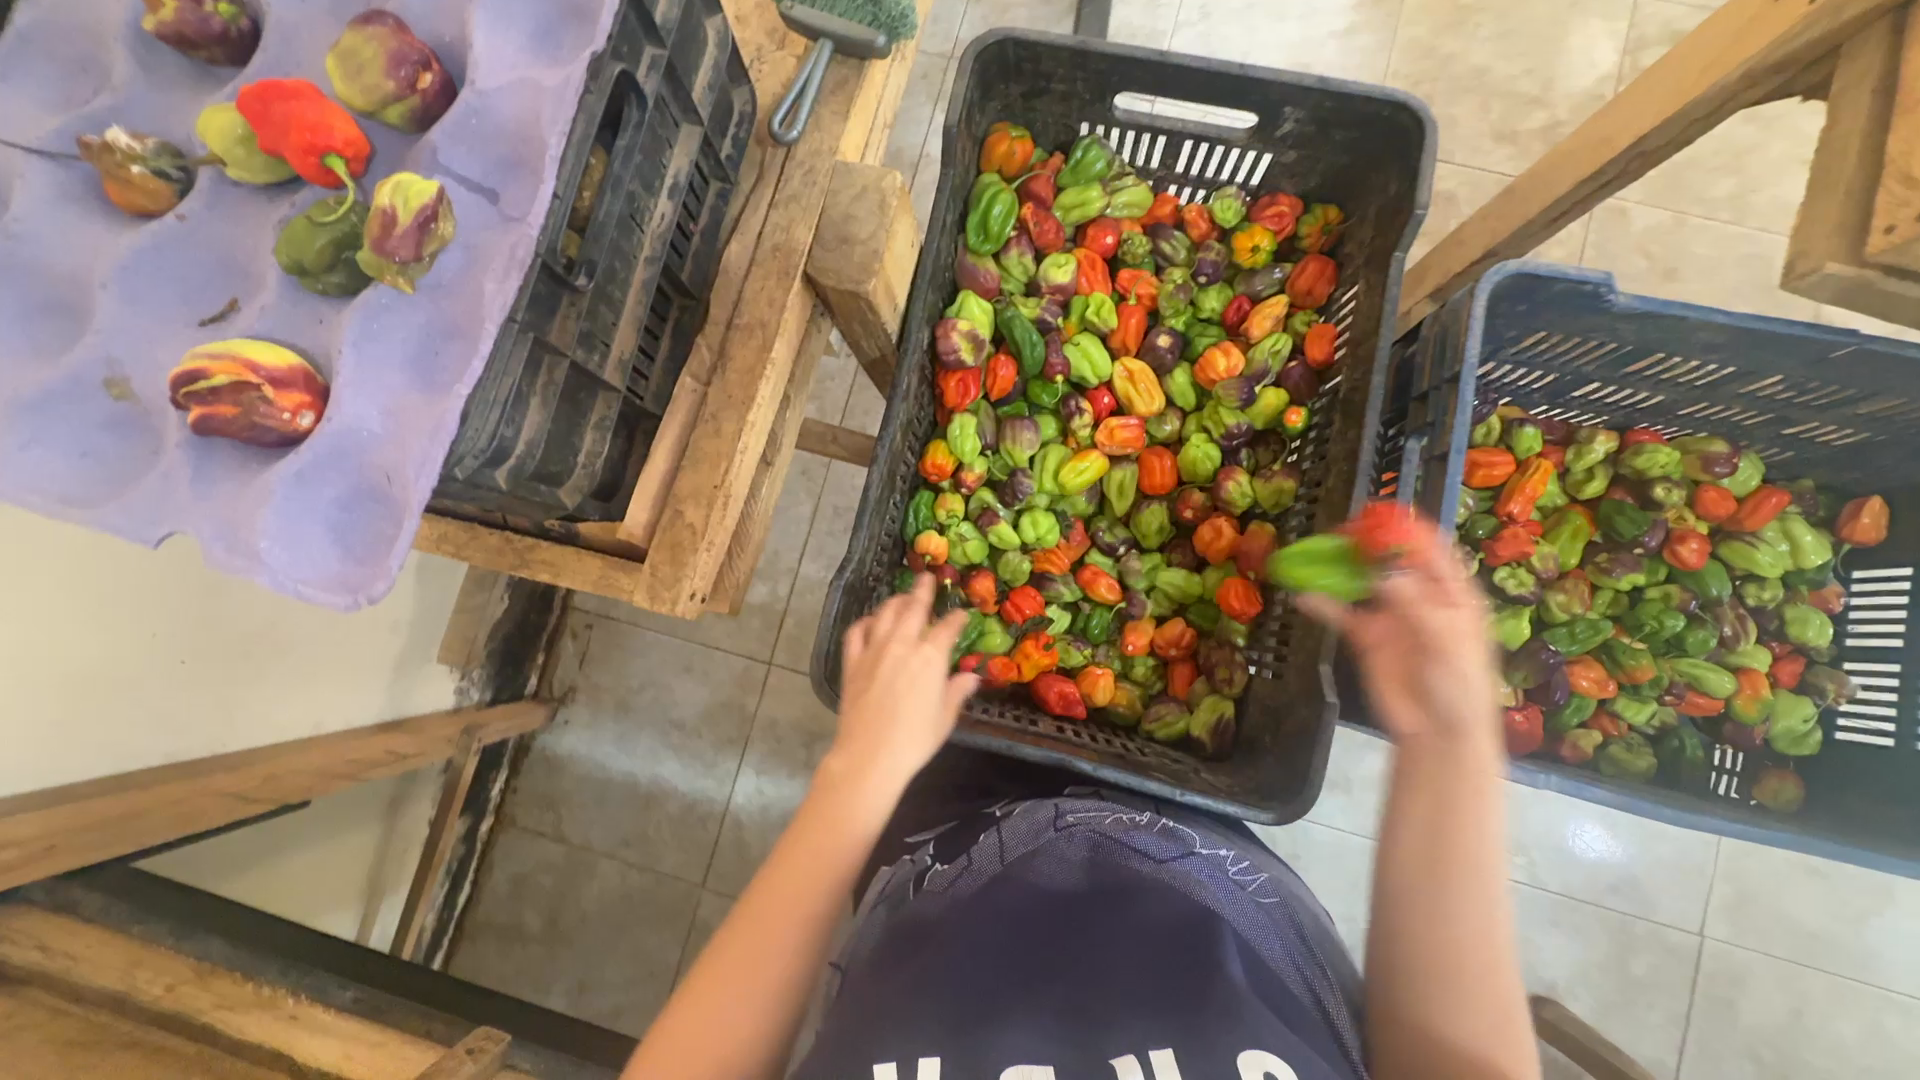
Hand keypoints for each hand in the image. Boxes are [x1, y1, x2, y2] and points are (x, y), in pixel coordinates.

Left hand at [827, 574, 978, 795]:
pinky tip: (870, 622)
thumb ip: (957, 691)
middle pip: (913, 608)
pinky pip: (856, 632)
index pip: (948, 627)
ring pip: (885, 613)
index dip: (957, 618)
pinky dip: (865, 622)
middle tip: (927, 578)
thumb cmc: (915, 740)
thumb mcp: (945, 717)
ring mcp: (874, 651)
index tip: (962, 614)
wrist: (869, 756)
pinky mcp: (852, 662)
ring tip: (902, 597)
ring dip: (896, 601)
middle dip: (923, 591)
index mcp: (931, 657)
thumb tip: (971, 677)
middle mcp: (902, 645)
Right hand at [1296, 522, 1499, 756]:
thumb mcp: (1445, 643)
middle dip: (1367, 543)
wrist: (1437, 732)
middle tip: (1340, 530)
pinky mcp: (1365, 636)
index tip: (1380, 515)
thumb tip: (1384, 572)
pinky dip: (1321, 603)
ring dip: (1339, 568)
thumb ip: (1415, 606)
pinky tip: (1302, 595)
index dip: (1408, 530)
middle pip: (1389, 560)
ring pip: (1360, 582)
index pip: (1431, 550)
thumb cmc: (1459, 686)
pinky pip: (1339, 614)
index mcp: (1451, 594)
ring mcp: (1389, 615)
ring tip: (1313, 553)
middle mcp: (1418, 597)